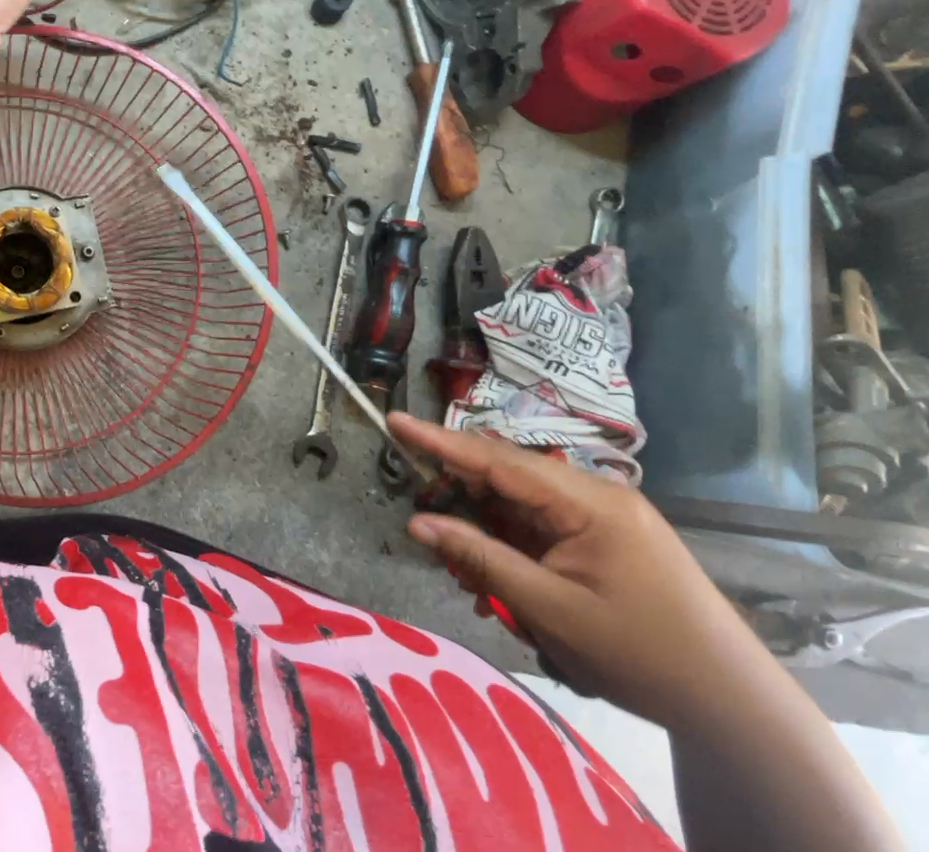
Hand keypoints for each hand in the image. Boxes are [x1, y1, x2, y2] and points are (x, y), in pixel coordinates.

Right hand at [391, 413, 777, 728]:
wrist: (730, 703)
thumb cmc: (640, 651)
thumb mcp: (547, 607)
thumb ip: (478, 558)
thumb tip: (416, 522)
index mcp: (589, 503)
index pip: (498, 460)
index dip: (440, 441)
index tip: (393, 421)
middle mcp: (596, 499)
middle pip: (505, 481)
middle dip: (458, 501)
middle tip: (421, 526)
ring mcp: (602, 521)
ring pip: (516, 510)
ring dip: (484, 539)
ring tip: (470, 583)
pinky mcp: (603, 544)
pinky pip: (536, 534)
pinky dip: (507, 554)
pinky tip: (495, 589)